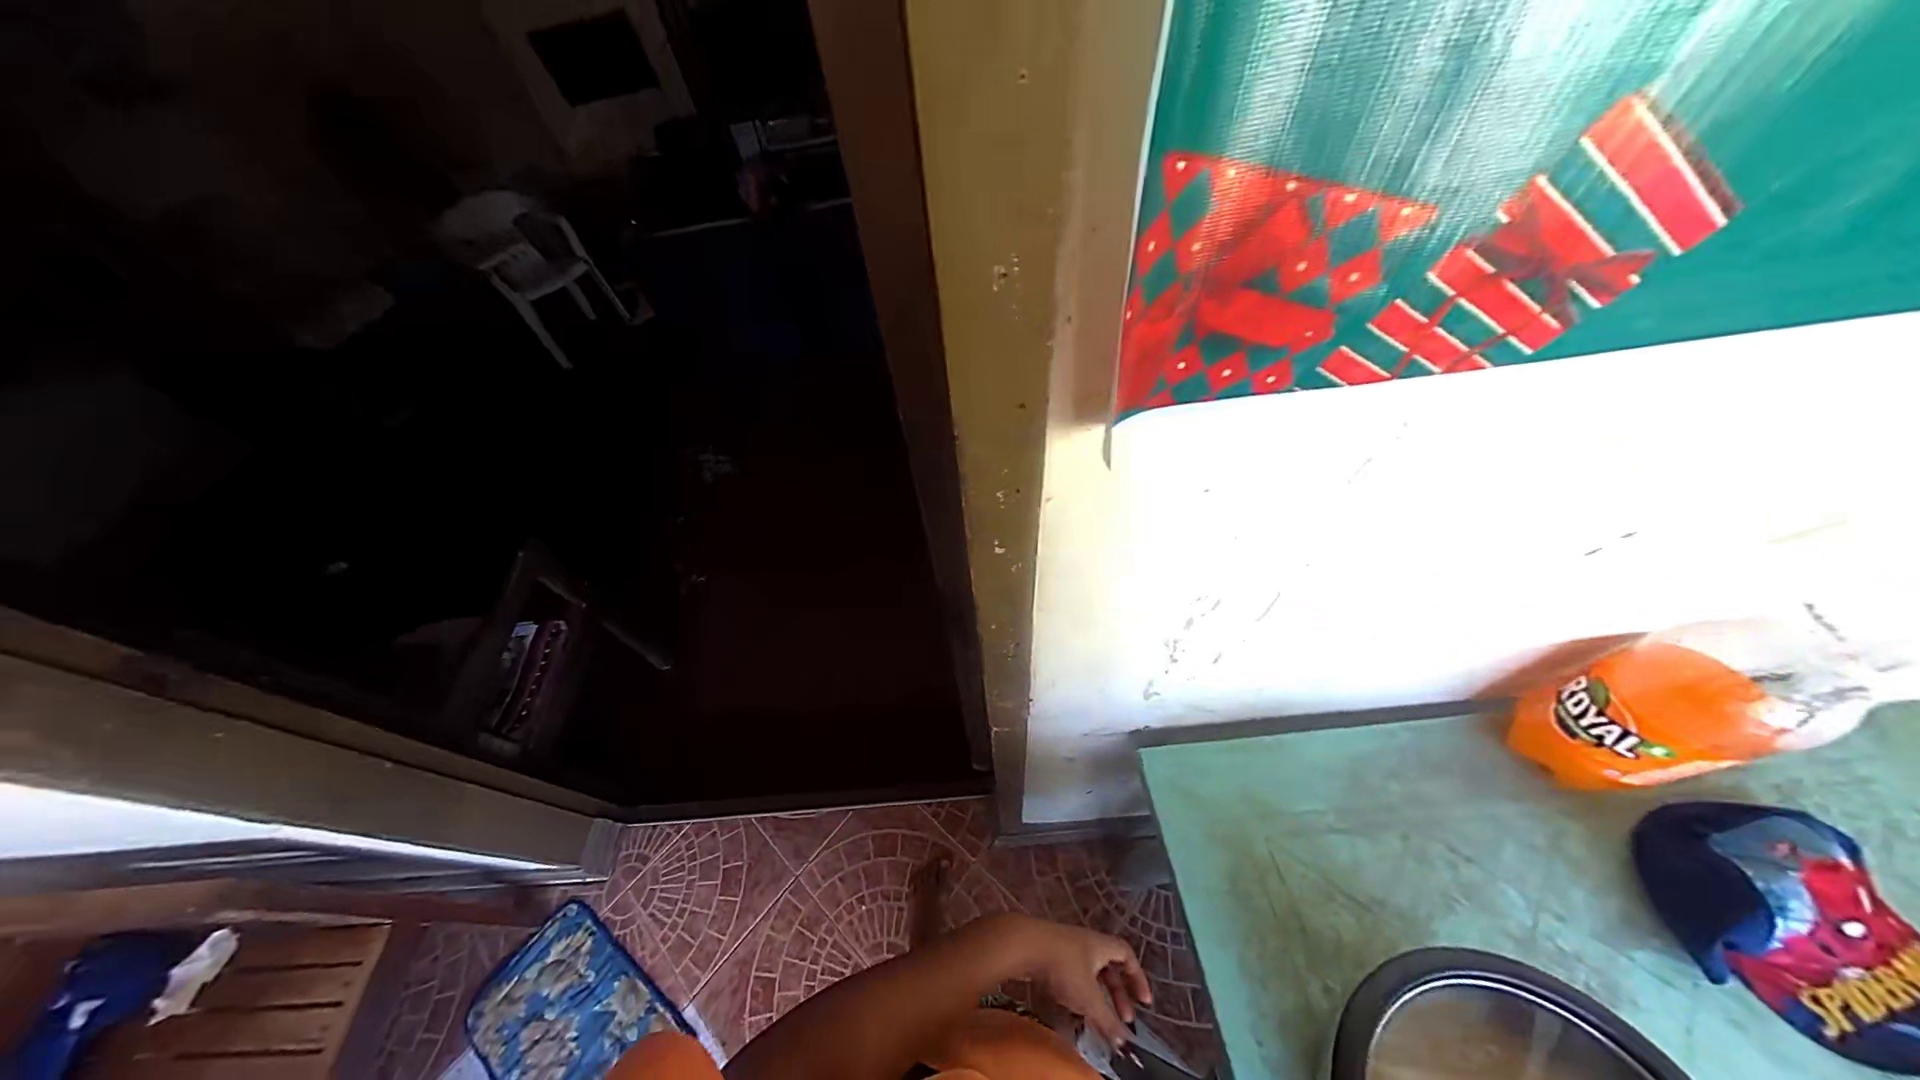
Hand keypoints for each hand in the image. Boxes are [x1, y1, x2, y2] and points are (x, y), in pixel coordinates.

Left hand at [1000, 915, 1152, 1047]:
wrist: (1022, 945)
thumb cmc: (1062, 967)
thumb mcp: (1088, 998)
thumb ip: (1107, 1021)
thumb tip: (1124, 1042)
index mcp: (1101, 945)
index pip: (1127, 956)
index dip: (1138, 978)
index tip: (1144, 1002)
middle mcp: (1086, 942)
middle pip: (1108, 966)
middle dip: (1118, 993)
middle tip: (1124, 1018)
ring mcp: (1065, 946)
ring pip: (1089, 971)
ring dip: (1097, 995)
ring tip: (1099, 1018)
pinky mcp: (1049, 954)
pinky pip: (1072, 973)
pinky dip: (1079, 992)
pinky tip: (1074, 1009)